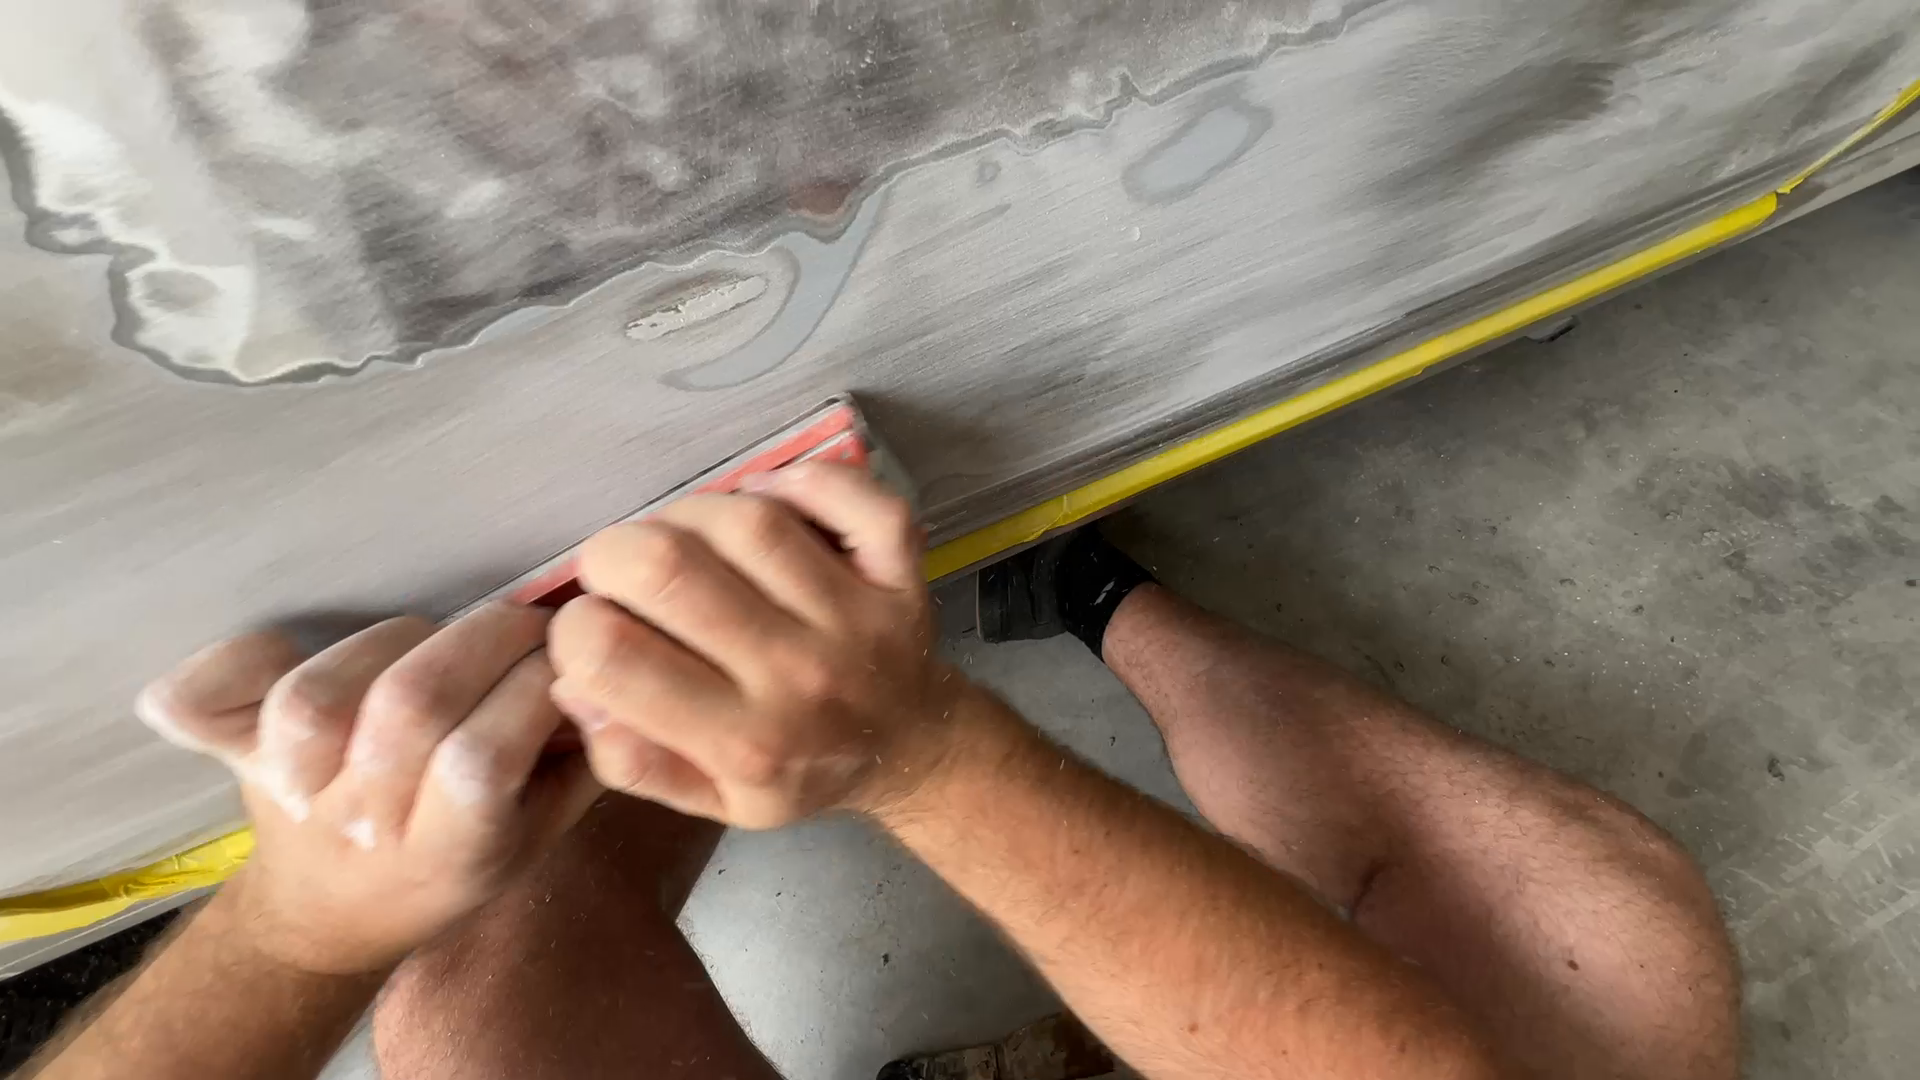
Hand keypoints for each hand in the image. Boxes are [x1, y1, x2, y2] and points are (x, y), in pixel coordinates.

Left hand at [135, 603, 601, 973]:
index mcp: (447, 849)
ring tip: (438, 644)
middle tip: (530, 626)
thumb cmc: (462, 861)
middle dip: (493, 636)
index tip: (573, 656)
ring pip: (322, 691)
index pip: (482, 755)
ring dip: (399, 640)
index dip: (538, 683)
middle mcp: (359, 823)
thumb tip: (611, 675)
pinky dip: (234, 659)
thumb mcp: (550, 826)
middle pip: (409, 705)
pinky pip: (202, 698)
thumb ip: (589, 755)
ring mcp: (283, 789)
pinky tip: (286, 651)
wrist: (337, 910)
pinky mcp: (229, 752)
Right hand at [547, 461, 969, 827]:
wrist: (910, 746)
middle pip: (671, 569)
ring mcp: (858, 614)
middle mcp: (800, 672)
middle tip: (625, 567)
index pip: (613, 657)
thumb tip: (573, 682)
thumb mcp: (716, 803)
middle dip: (615, 553)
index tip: (594, 623)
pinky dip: (806, 479)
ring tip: (688, 536)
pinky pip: (854, 499)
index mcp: (744, 739)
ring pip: (749, 521)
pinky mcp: (900, 572)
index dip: (575, 627)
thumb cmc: (804, 771)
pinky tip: (769, 497)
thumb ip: (636, 758)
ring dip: (693, 511)